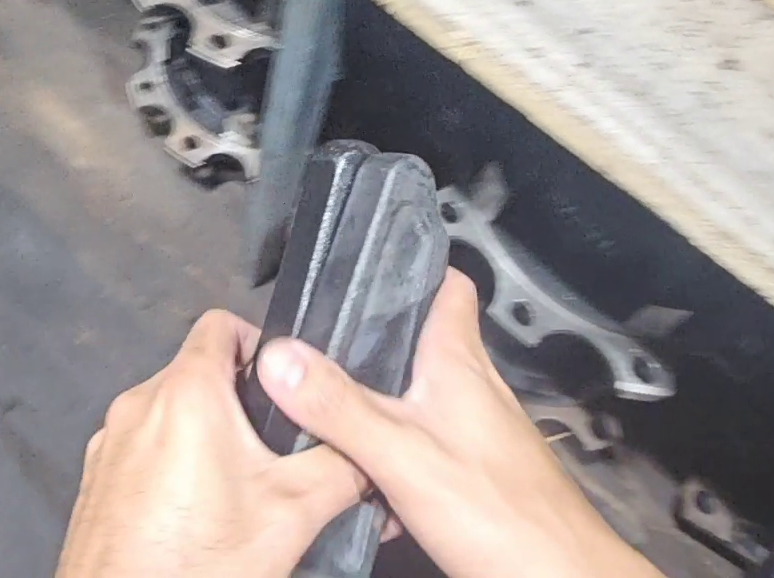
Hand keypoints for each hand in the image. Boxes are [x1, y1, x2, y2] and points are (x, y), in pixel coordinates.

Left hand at [56, 310, 369, 577]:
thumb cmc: (199, 565)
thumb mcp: (292, 513)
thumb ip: (339, 464)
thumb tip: (368, 448)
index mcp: (186, 391)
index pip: (222, 322)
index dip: (257, 342)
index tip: (277, 383)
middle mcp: (140, 403)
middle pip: (199, 369)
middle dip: (235, 399)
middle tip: (266, 446)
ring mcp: (110, 441)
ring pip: (169, 409)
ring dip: (201, 430)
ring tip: (231, 485)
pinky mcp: (94, 478)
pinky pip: (141, 445)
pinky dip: (168, 461)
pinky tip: (190, 510)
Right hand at [256, 270, 665, 577]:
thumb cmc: (495, 507)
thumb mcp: (402, 452)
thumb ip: (339, 405)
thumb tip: (278, 355)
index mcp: (458, 358)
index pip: (449, 283)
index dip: (414, 266)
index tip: (371, 265)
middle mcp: (472, 381)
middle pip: (425, 335)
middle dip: (379, 336)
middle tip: (329, 338)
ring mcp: (478, 424)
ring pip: (422, 388)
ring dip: (383, 394)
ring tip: (332, 400)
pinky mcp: (477, 464)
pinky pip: (428, 435)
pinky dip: (397, 443)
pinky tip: (368, 469)